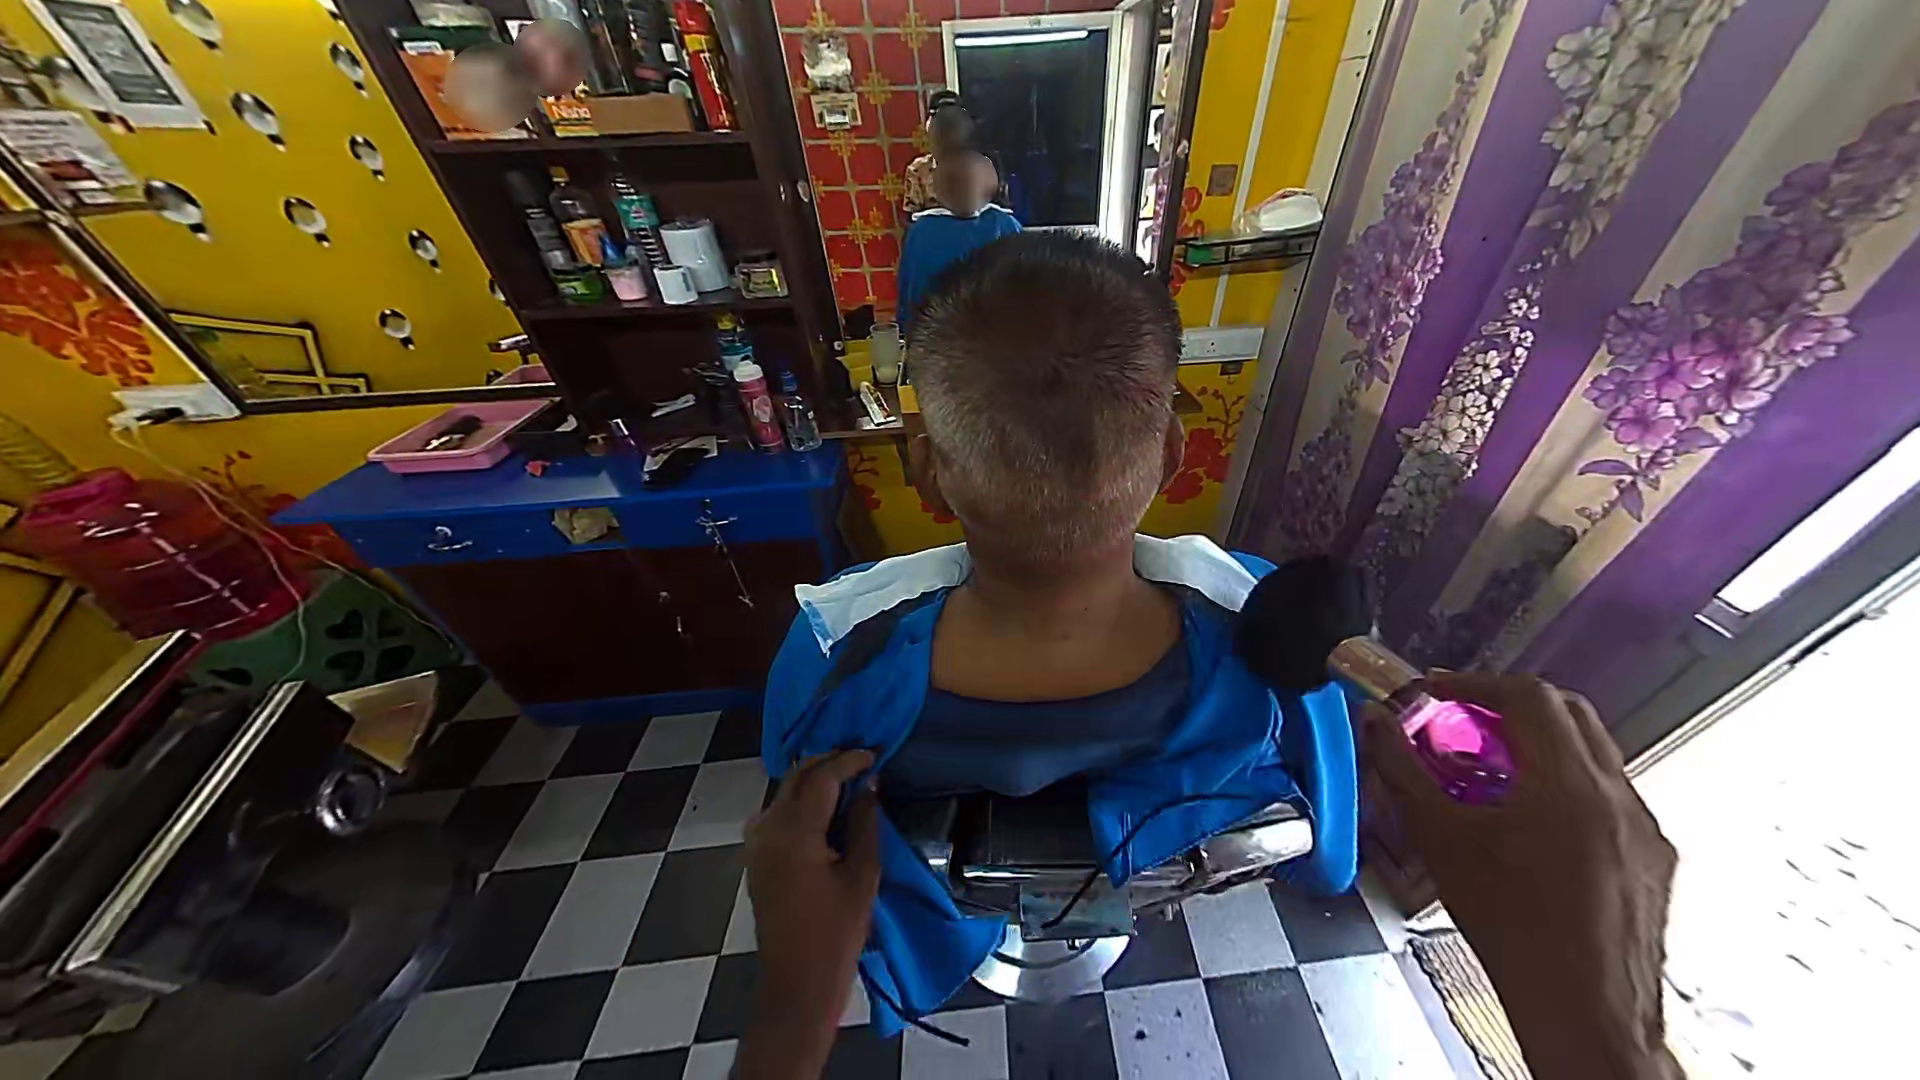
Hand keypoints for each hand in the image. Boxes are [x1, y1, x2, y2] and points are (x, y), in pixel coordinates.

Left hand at [737, 750, 880, 1079]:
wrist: (796, 986)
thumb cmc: (836, 933)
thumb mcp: (863, 874)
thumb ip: (865, 821)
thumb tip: (869, 784)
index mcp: (795, 833)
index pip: (822, 777)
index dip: (849, 760)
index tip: (875, 753)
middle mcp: (768, 829)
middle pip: (798, 775)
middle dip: (830, 761)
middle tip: (863, 759)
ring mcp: (757, 842)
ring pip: (786, 790)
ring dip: (815, 777)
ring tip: (849, 777)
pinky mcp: (756, 856)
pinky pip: (778, 810)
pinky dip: (802, 797)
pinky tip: (825, 805)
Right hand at [1363, 672, 1679, 1079]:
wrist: (1585, 1009)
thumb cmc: (1505, 917)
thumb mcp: (1437, 834)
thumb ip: (1400, 766)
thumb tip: (1370, 718)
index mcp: (1570, 786)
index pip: (1530, 696)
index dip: (1473, 682)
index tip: (1432, 692)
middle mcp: (1619, 797)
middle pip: (1569, 712)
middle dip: (1506, 701)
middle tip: (1456, 713)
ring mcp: (1645, 829)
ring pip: (1591, 750)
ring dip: (1534, 738)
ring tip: (1482, 760)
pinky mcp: (1653, 858)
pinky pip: (1605, 790)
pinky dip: (1558, 776)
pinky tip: (1522, 811)